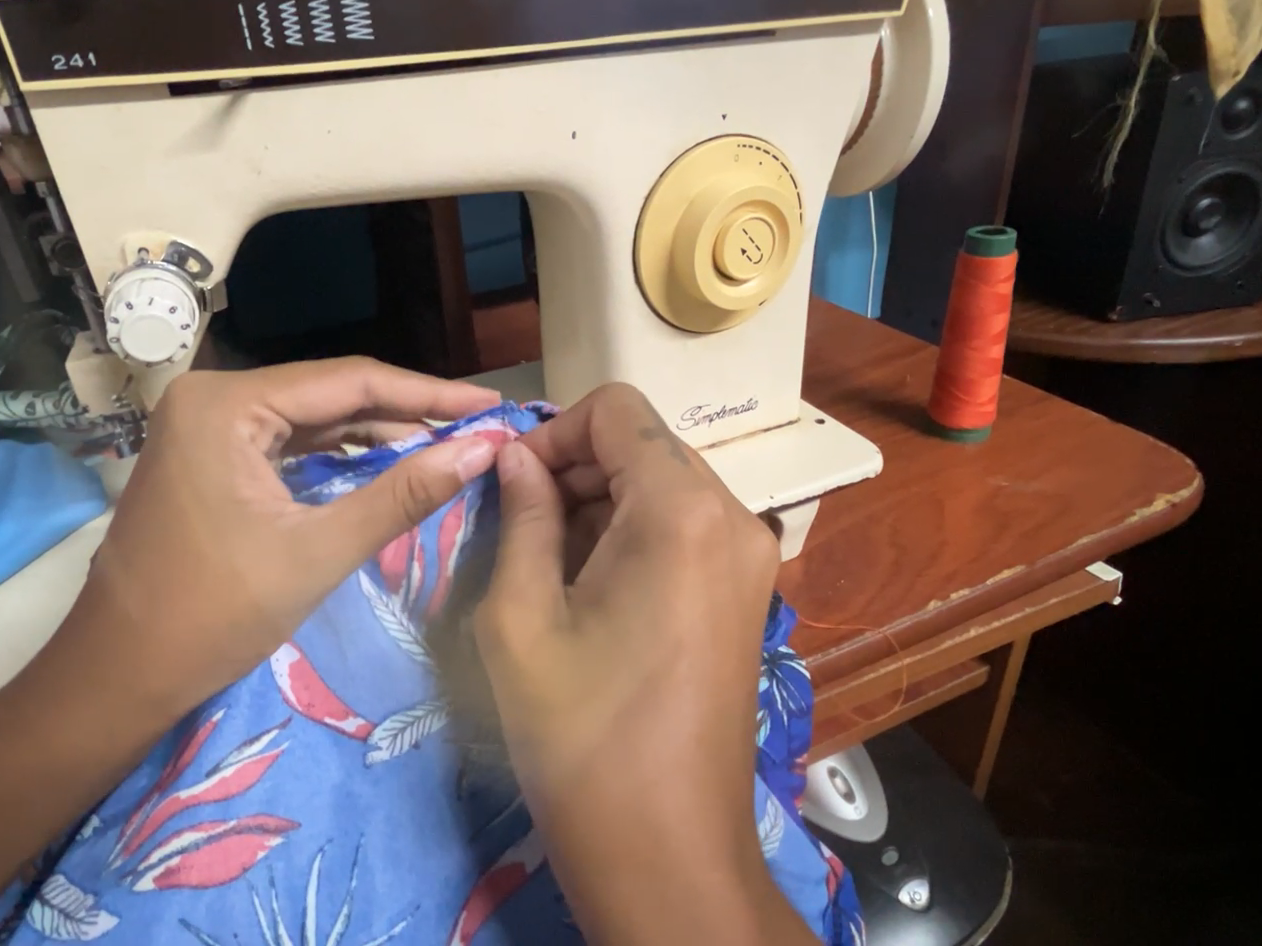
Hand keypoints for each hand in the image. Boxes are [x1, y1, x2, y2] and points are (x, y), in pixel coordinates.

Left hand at [48, 358, 500, 728]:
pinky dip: (343, 453)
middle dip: (409, 413)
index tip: (491, 406)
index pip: (351, 382)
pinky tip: (390, 461)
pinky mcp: (212, 455)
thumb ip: (403, 495)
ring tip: (448, 443)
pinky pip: (293, 441)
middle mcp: (214, 397)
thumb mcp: (318, 551)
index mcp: (227, 404)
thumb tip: (482, 450)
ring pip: (316, 417)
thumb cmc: (211, 616)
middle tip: (478, 426)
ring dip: (380, 432)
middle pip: (333, 393)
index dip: (430, 395)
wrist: (117, 679)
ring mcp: (208, 425)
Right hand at [473, 384, 808, 942]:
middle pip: (643, 445)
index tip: (511, 485)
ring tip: (550, 566)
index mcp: (681, 510)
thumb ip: (520, 516)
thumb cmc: (580, 734)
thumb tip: (515, 456)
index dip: (554, 432)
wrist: (667, 851)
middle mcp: (732, 516)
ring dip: (601, 504)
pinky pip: (685, 526)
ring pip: (663, 484)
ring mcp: (750, 555)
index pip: (616, 410)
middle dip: (575, 469)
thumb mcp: (520, 618)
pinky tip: (593, 590)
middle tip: (519, 526)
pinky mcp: (748, 591)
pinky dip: (634, 533)